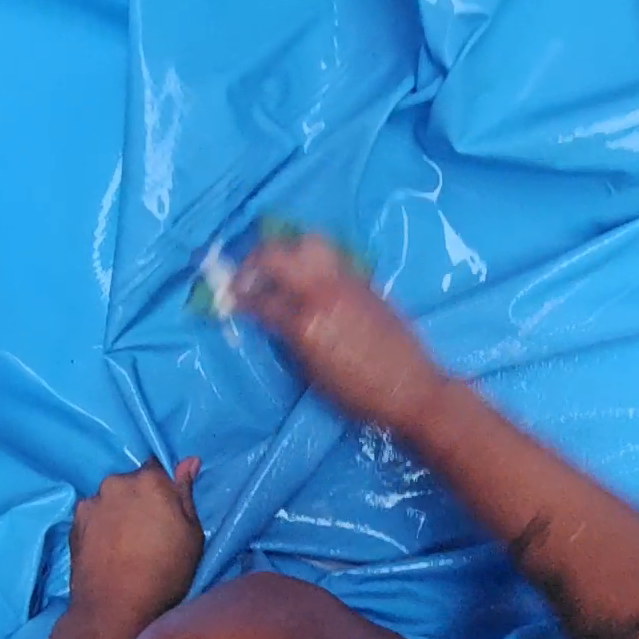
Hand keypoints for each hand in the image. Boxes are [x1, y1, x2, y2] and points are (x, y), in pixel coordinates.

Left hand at [68, 458, 203, 638]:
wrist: (116, 607)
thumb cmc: (166, 572)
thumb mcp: (192, 534)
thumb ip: (186, 494)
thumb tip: (189, 461)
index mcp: (150, 480)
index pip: (158, 467)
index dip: (164, 488)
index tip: (168, 510)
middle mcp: (116, 483)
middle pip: (132, 482)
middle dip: (140, 498)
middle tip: (149, 530)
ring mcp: (91, 503)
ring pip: (111, 499)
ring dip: (119, 511)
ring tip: (126, 543)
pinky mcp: (74, 523)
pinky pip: (94, 516)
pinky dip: (101, 526)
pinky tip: (109, 549)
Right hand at [236, 233, 450, 428]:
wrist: (411, 388)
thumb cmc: (360, 396)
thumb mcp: (313, 375)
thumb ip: (290, 341)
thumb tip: (275, 322)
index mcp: (305, 323)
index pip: (259, 300)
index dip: (237, 299)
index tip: (227, 298)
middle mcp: (322, 292)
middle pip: (275, 255)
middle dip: (252, 262)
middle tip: (245, 277)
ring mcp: (346, 281)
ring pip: (307, 243)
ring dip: (286, 250)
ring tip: (279, 269)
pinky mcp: (365, 280)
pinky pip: (332, 257)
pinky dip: (312, 260)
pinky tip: (309, 279)